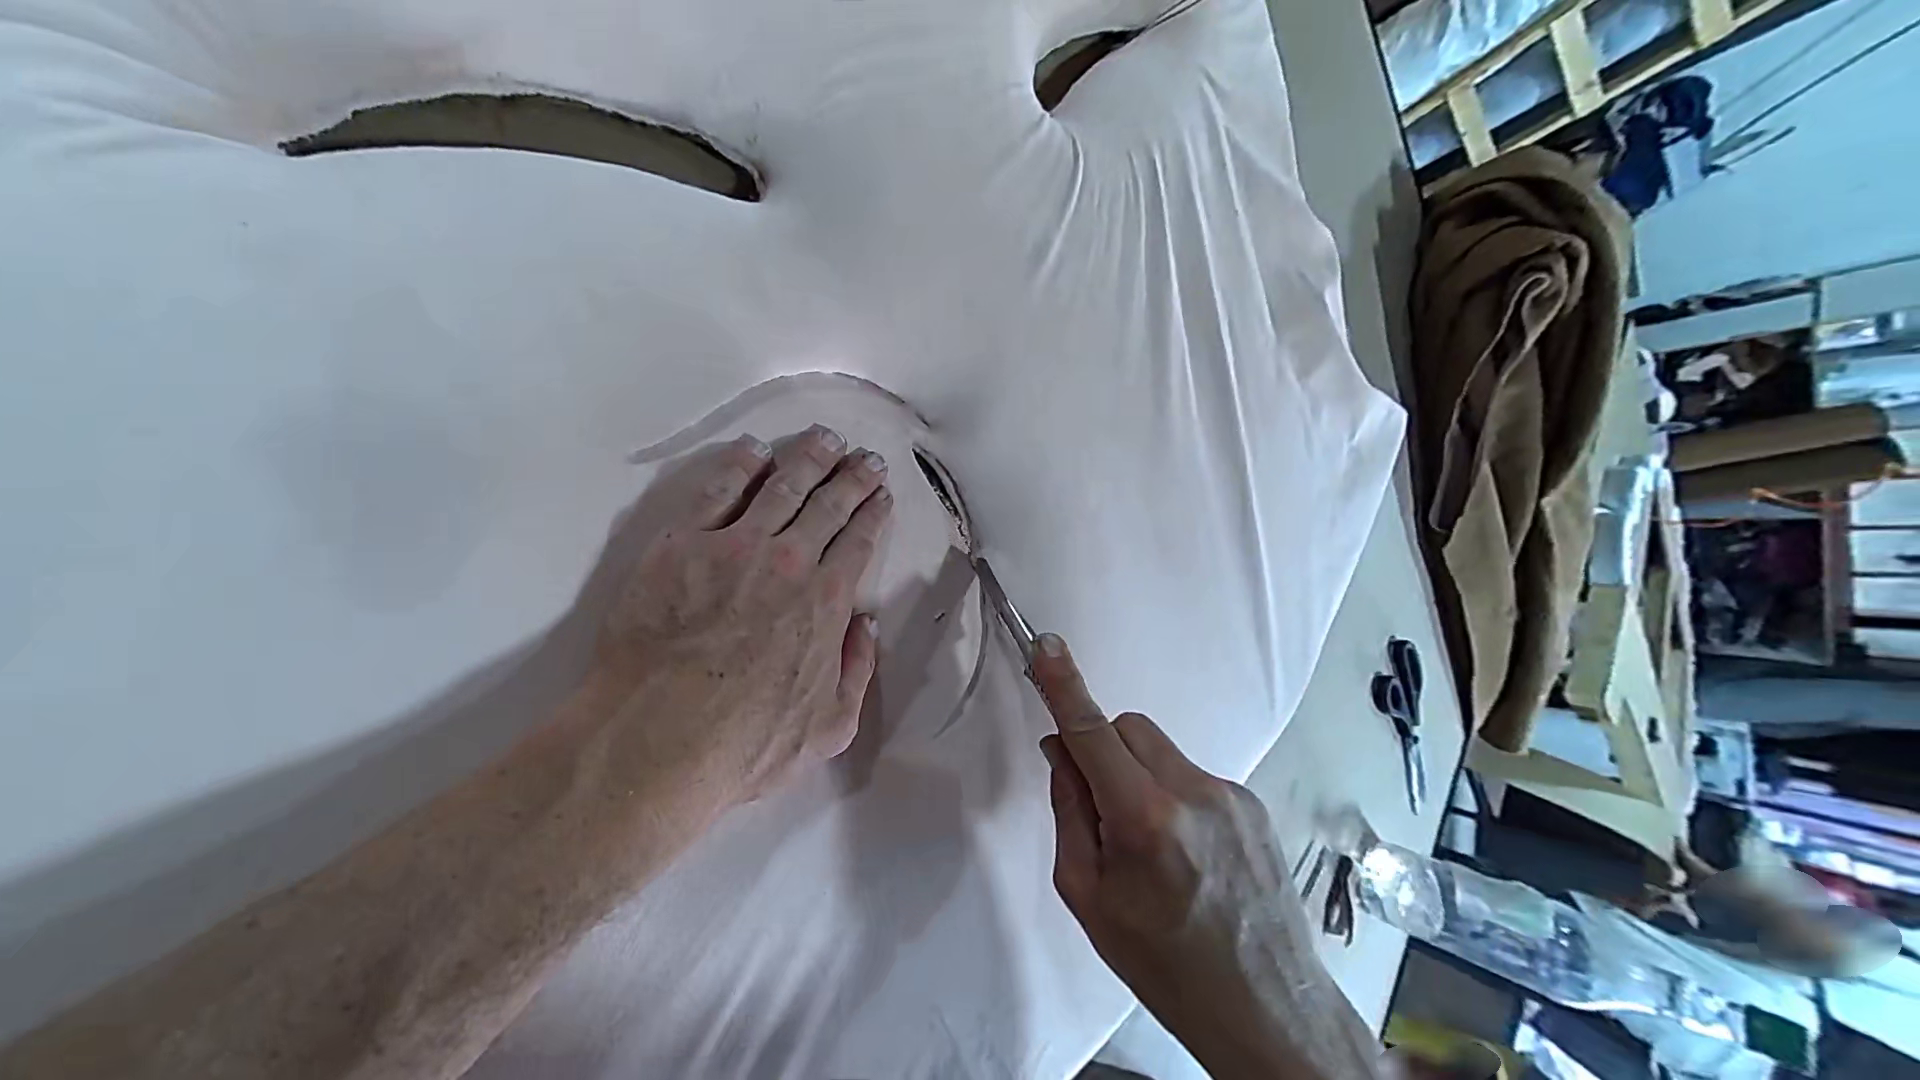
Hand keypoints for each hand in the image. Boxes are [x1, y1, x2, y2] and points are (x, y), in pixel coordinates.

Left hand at [586, 424, 892, 809]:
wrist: (657, 738)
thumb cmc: (746, 742)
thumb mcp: (830, 726)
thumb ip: (857, 671)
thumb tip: (865, 625)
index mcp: (826, 601)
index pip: (859, 541)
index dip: (874, 512)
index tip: (881, 493)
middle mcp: (788, 561)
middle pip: (828, 504)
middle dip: (852, 476)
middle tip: (864, 457)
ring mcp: (733, 546)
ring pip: (781, 486)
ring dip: (808, 458)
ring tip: (824, 439)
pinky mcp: (681, 544)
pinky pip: (717, 490)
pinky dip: (741, 464)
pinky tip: (755, 449)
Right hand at [1034, 634, 1381, 1079]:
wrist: (1266, 1009)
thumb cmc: (1164, 964)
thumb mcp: (1088, 895)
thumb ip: (1069, 811)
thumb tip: (1061, 751)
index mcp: (1145, 820)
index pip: (1092, 733)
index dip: (1063, 685)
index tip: (1045, 646)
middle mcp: (1194, 794)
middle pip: (1129, 727)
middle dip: (1104, 748)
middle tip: (1099, 805)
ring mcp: (1230, 795)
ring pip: (1160, 748)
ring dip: (1138, 772)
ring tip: (1150, 841)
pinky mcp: (1252, 803)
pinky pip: (1191, 772)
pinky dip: (1171, 791)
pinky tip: (1184, 849)